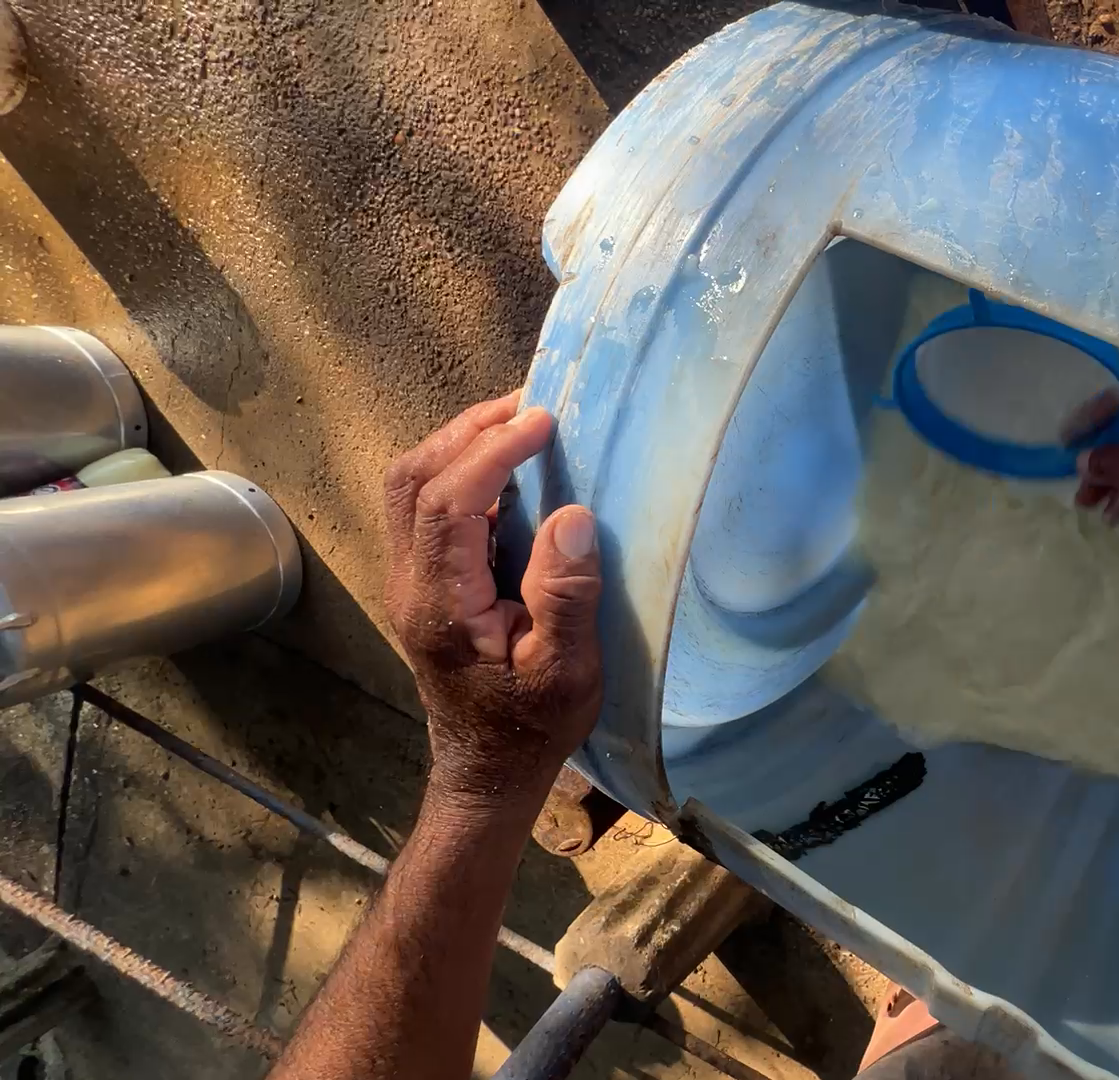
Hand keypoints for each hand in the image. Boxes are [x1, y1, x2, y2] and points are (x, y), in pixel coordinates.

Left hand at [383, 391, 602, 811]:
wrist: (490, 769)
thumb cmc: (535, 724)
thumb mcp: (567, 670)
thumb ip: (566, 596)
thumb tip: (572, 516)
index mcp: (444, 604)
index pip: (448, 502)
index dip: (492, 453)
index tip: (543, 423)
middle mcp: (412, 584)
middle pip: (412, 481)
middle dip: (467, 432)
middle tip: (529, 408)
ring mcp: (413, 583)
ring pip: (411, 489)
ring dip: (459, 445)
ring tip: (518, 425)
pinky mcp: (428, 585)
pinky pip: (428, 508)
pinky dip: (462, 471)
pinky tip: (506, 471)